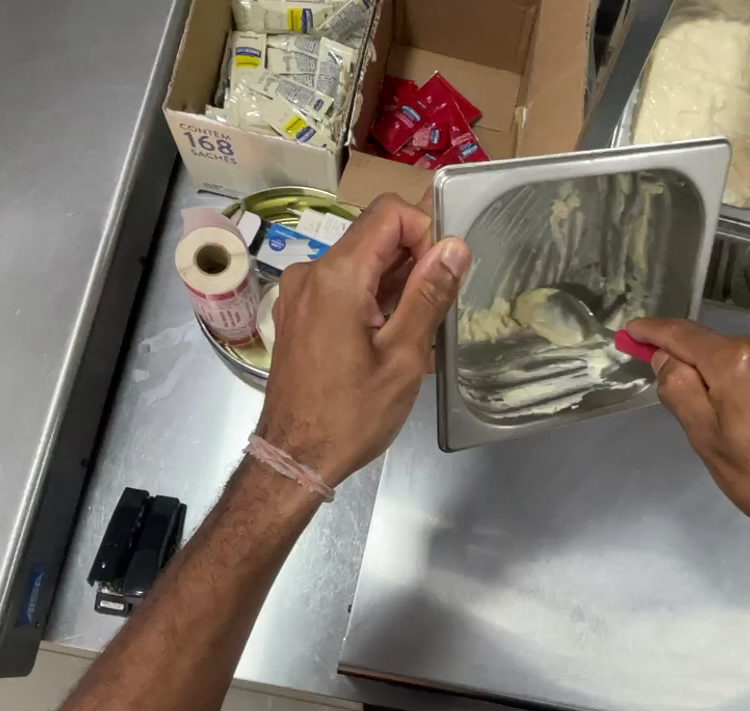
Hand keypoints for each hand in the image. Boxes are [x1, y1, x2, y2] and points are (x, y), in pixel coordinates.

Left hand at [258, 194, 469, 486]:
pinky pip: (340, 290)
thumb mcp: (402, 357)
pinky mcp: (297, 315)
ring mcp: (299, 294)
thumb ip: (428, 296)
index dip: (425, 233)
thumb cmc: (351, 416)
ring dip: (393, 288)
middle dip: (411, 264)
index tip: (441, 277)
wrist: (294, 457)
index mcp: (336, 276)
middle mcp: (310, 273)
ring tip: (411, 337)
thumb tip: (454, 248)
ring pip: (358, 266)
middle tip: (433, 314)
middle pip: (372, 237)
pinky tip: (385, 343)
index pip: (388, 214)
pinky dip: (369, 303)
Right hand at [629, 317, 749, 571]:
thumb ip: (679, 391)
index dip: (654, 331)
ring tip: (723, 421)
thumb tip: (666, 359)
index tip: (632, 331)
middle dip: (690, 364)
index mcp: (739, 363)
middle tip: (677, 400)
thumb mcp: (706, 441)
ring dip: (721, 375)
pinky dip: (748, 380)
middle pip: (713, 347)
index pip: (684, 336)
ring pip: (742, 357)